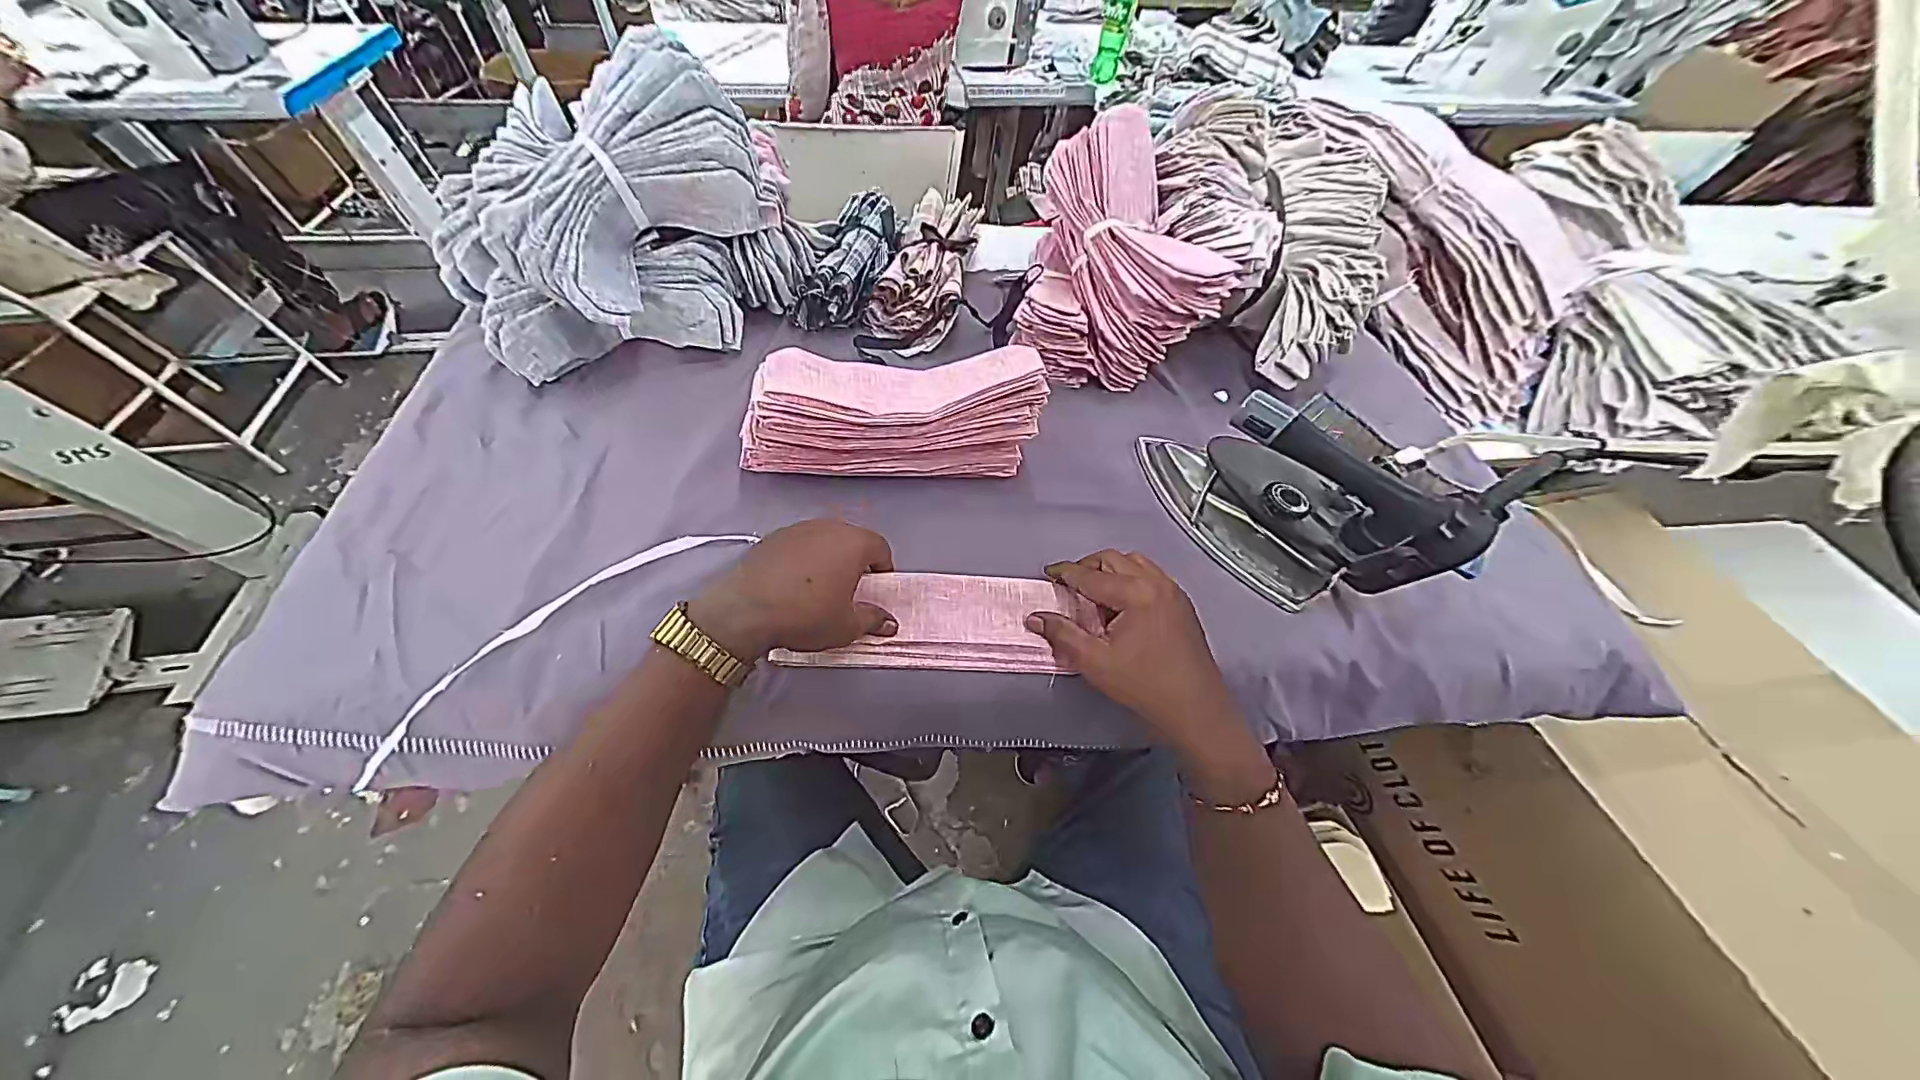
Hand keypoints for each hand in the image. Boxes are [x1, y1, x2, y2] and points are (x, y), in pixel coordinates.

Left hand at [687, 520, 896, 660]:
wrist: (744, 611)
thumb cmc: (805, 615)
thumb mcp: (846, 626)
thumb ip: (872, 619)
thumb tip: (887, 622)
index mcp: (853, 543)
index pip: (880, 548)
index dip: (882, 570)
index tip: (875, 591)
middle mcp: (827, 527)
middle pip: (852, 540)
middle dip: (855, 563)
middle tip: (849, 591)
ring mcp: (797, 529)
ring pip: (823, 541)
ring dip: (827, 560)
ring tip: (819, 589)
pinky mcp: (772, 537)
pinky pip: (798, 546)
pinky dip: (802, 560)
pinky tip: (792, 585)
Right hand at [1026, 550, 1271, 800]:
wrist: (1195, 708)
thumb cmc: (1145, 686)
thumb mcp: (1094, 662)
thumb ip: (1063, 634)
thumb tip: (1037, 618)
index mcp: (1136, 594)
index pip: (1090, 575)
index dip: (1065, 574)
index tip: (1049, 575)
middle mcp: (1157, 584)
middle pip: (1112, 559)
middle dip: (1087, 568)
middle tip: (1069, 587)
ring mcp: (1173, 592)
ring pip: (1134, 563)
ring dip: (1110, 571)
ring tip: (1094, 596)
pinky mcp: (1181, 604)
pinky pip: (1150, 576)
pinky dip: (1130, 579)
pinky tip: (1120, 607)